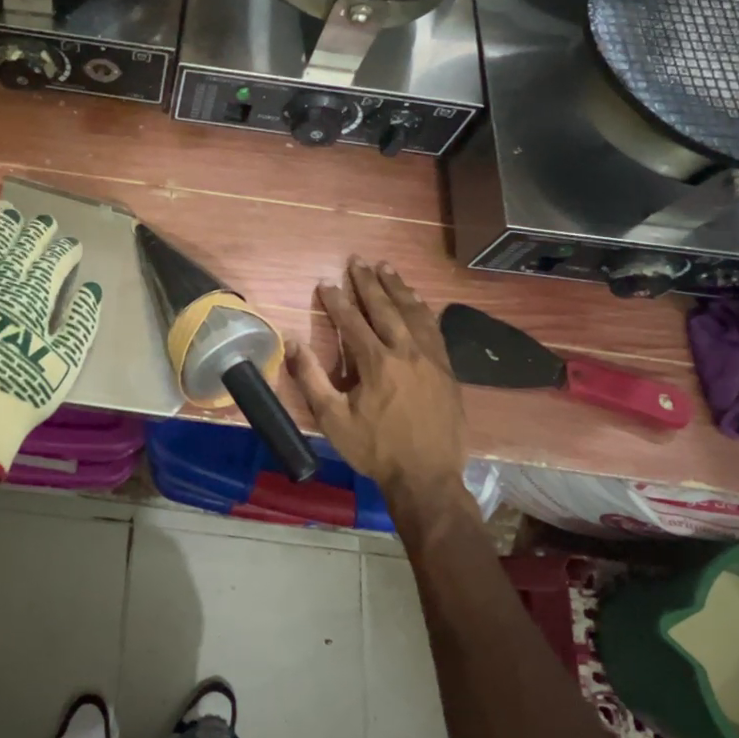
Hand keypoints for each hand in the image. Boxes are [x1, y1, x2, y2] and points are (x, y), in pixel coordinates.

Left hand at [0, 201, 102, 477]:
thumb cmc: (24, 391)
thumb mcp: (65, 363)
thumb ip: (80, 323)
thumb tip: (92, 289)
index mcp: (36, 304)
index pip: (54, 266)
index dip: (65, 252)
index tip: (73, 245)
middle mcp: (7, 289)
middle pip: (23, 251)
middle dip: (35, 233)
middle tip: (43, 219)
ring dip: (1, 226)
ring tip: (5, 208)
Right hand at [287, 257, 468, 496]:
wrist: (428, 477)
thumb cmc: (375, 449)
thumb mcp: (333, 420)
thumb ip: (312, 379)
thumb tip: (292, 343)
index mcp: (377, 363)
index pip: (353, 321)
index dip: (337, 300)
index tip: (326, 281)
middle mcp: (406, 352)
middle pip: (385, 308)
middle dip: (368, 282)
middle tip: (357, 260)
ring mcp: (431, 359)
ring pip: (413, 312)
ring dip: (398, 288)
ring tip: (386, 267)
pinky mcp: (447, 369)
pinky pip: (434, 329)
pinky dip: (422, 309)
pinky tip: (417, 301)